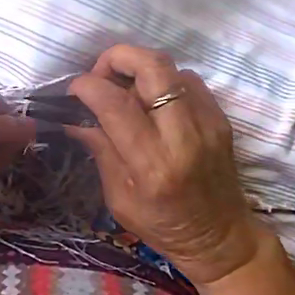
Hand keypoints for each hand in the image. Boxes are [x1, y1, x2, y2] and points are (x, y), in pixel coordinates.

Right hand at [68, 45, 274, 284]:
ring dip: (140, 70)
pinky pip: (188, 80)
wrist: (220, 237)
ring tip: (125, 89)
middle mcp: (183, 137)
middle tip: (101, 74)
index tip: (74, 90)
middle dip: (118, 57)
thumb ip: (100, 149)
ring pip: (170, 68)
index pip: (116, 104)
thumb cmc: (162, 226)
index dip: (88, 85)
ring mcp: (207, 123)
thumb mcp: (118, 198)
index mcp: (152, 165)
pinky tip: (153, 102)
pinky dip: (164, 81)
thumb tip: (74, 116)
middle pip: (152, 67)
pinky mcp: (220, 118)